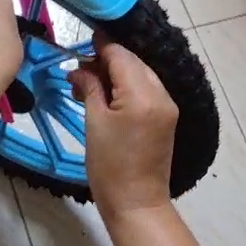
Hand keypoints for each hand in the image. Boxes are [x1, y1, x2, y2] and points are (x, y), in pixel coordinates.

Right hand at [70, 37, 178, 216]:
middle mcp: (161, 94)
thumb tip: (79, 68)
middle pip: (132, 62)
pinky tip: (107, 94)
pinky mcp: (166, 117)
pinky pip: (146, 89)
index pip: (120, 55)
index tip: (79, 42)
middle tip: (79, 71)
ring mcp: (167, 106)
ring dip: (116, 73)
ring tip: (89, 84)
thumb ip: (90, 87)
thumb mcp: (94, 122)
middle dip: (106, 60)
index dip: (100, 45)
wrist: (136, 203)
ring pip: (140, 74)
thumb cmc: (108, 165)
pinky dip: (127, 86)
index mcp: (142, 94)